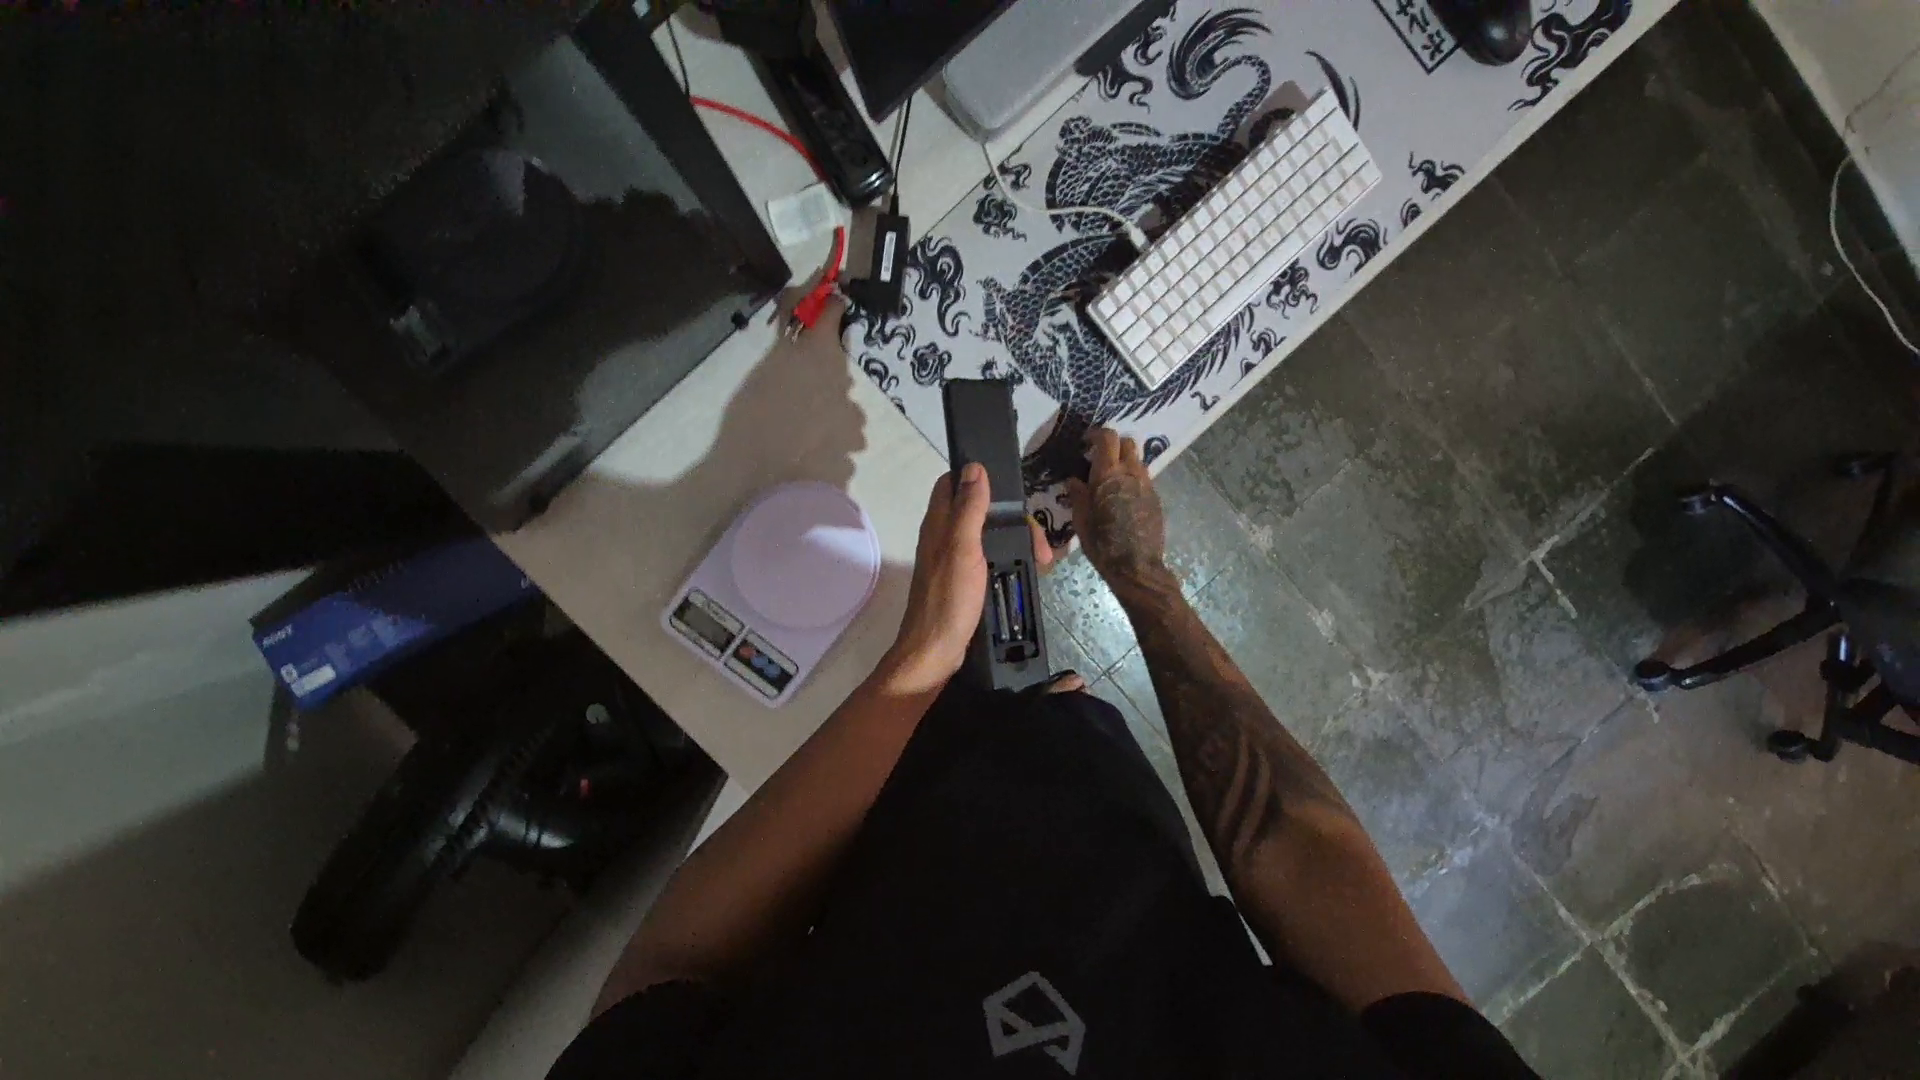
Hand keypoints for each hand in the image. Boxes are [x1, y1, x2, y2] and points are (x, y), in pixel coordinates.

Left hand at [883, 464, 1053, 693]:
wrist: (937, 652)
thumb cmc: (949, 599)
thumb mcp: (963, 548)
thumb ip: (969, 509)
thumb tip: (975, 467)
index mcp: (939, 524)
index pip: (952, 484)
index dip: (977, 478)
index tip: (1009, 487)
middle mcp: (945, 537)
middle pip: (981, 510)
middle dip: (1012, 517)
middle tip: (1038, 540)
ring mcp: (956, 561)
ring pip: (991, 536)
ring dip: (1018, 541)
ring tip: (1042, 560)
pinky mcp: (967, 581)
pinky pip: (993, 559)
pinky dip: (1012, 560)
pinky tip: (1030, 571)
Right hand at [1066, 428, 1169, 595]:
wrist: (1135, 565)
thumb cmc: (1101, 542)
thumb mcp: (1080, 519)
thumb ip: (1077, 494)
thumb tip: (1074, 479)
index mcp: (1108, 474)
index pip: (1108, 437)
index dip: (1096, 434)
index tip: (1086, 442)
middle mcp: (1130, 473)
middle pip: (1127, 442)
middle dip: (1113, 445)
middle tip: (1099, 458)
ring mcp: (1146, 484)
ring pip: (1138, 460)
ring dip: (1124, 462)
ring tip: (1111, 479)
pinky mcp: (1155, 498)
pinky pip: (1143, 478)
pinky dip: (1132, 479)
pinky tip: (1123, 497)